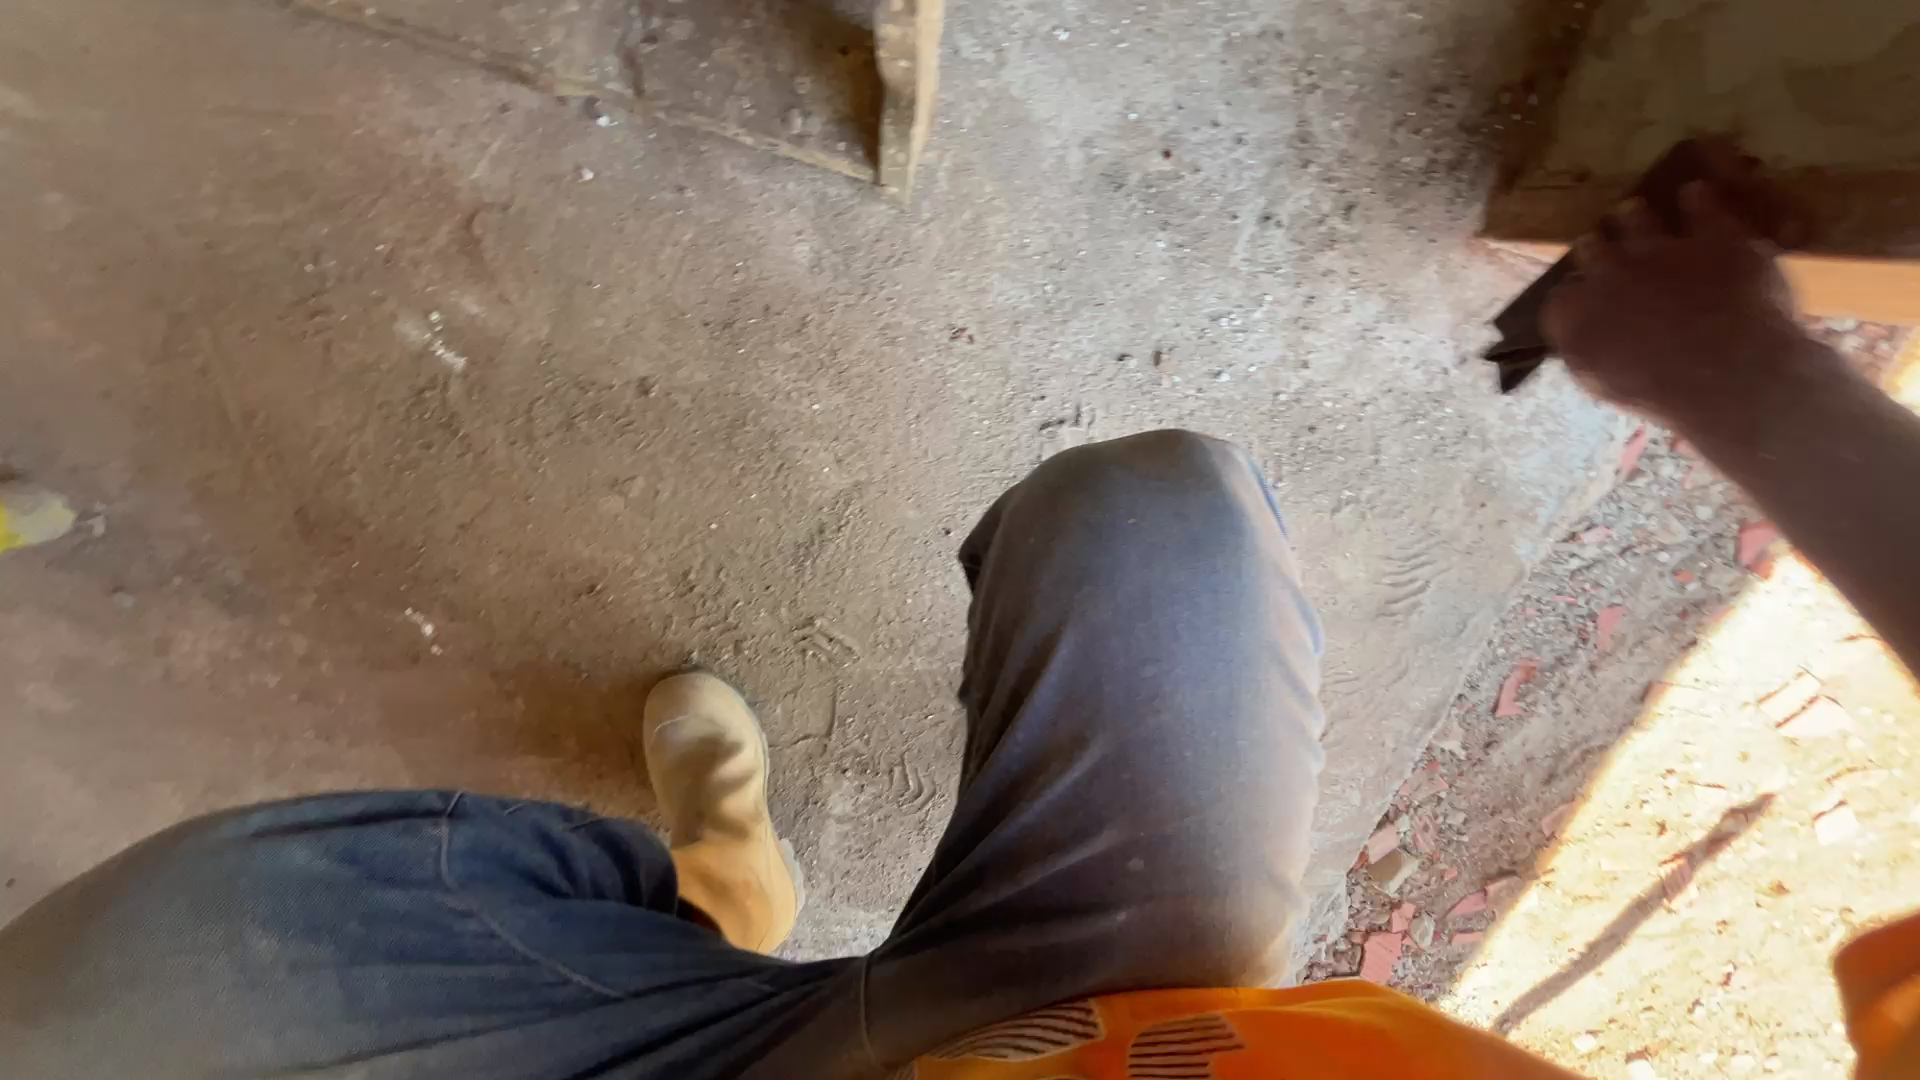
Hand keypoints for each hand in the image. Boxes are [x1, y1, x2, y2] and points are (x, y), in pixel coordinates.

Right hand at [1542, 180, 1828, 427]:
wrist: (1725, 371)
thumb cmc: (1652, 388)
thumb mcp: (1596, 379)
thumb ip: (1581, 348)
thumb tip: (1578, 335)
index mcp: (1575, 312)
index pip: (1560, 296)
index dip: (1569, 296)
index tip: (1575, 299)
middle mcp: (1608, 274)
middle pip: (1592, 251)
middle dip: (1591, 248)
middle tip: (1593, 243)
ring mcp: (1662, 252)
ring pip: (1638, 222)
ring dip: (1631, 216)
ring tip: (1629, 209)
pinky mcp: (1715, 239)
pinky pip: (1704, 210)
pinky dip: (1696, 200)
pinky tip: (1693, 191)